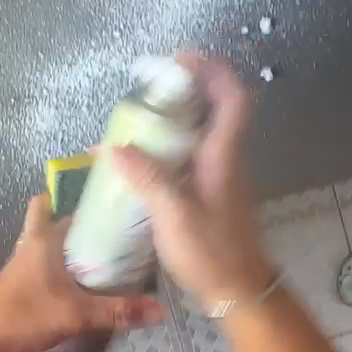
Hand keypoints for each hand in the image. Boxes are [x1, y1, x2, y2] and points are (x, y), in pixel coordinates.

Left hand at [0, 193, 164, 351]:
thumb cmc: (24, 315)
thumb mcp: (76, 314)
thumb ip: (118, 311)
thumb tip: (160, 310)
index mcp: (41, 240)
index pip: (48, 201)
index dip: (68, 193)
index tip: (98, 194)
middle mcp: (31, 246)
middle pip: (53, 223)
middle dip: (79, 222)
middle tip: (114, 227)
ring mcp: (23, 266)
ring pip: (50, 246)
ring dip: (72, 247)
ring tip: (107, 254)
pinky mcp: (22, 285)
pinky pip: (47, 267)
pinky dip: (65, 268)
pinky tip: (85, 283)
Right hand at [108, 54, 277, 305]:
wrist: (237, 292)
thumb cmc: (212, 253)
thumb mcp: (174, 215)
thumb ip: (146, 179)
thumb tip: (113, 147)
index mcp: (223, 156)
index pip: (231, 98)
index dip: (212, 71)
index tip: (181, 59)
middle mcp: (224, 159)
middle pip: (213, 108)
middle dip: (185, 89)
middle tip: (147, 87)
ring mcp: (217, 176)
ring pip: (199, 132)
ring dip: (173, 117)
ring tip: (135, 118)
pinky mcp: (207, 193)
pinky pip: (187, 156)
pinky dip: (166, 147)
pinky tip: (138, 159)